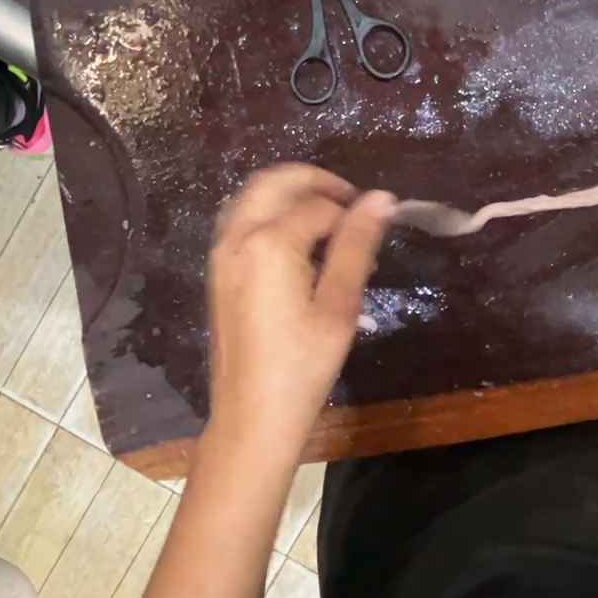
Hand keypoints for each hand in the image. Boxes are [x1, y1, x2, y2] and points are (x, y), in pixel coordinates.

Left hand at [207, 165, 395, 449]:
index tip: (376, 226)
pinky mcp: (217, 273)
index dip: (350, 210)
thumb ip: (356, 246)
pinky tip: (296, 243)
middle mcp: (237, 237)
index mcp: (269, 242)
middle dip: (313, 182)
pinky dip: (268, 213)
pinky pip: (241, 221)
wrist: (252, 415)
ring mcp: (221, 255)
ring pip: (252, 197)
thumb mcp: (339, 305)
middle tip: (350, 202)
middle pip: (274, 182)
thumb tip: (381, 198)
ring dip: (288, 194)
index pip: (318, 205)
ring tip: (326, 219)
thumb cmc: (303, 364)